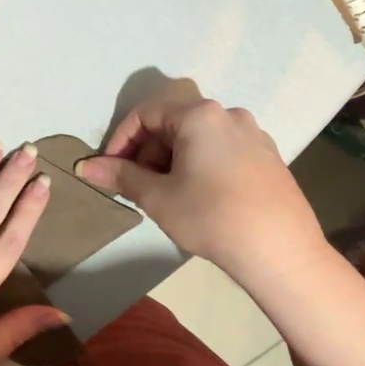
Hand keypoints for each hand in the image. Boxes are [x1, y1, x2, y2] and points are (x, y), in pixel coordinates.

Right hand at [76, 79, 324, 272]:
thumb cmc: (211, 216)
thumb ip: (120, 176)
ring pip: (197, 138)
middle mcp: (229, 115)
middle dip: (147, 152)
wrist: (281, 252)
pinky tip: (197, 197)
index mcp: (200, 115)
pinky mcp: (268, 157)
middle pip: (172, 122)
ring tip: (164, 195)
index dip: (120, 140)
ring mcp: (253, 135)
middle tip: (135, 186)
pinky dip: (198, 164)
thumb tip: (83, 166)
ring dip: (171, 160)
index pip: (145, 114)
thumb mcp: (156, 196)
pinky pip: (221, 150)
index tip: (110, 170)